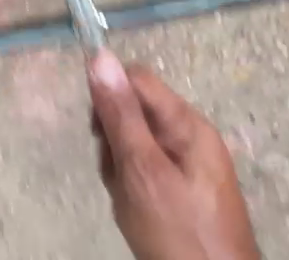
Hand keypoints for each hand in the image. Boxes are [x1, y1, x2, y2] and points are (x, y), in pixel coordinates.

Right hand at [88, 50, 260, 259]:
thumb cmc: (178, 233)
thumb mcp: (141, 170)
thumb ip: (120, 113)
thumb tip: (99, 54)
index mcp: (188, 125)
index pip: (136, 79)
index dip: (109, 95)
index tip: (97, 132)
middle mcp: (192, 136)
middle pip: (134, 109)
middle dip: (113, 137)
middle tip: (117, 174)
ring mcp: (191, 164)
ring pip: (135, 139)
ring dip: (119, 163)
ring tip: (127, 197)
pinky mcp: (186, 188)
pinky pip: (147, 166)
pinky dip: (132, 182)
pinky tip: (135, 208)